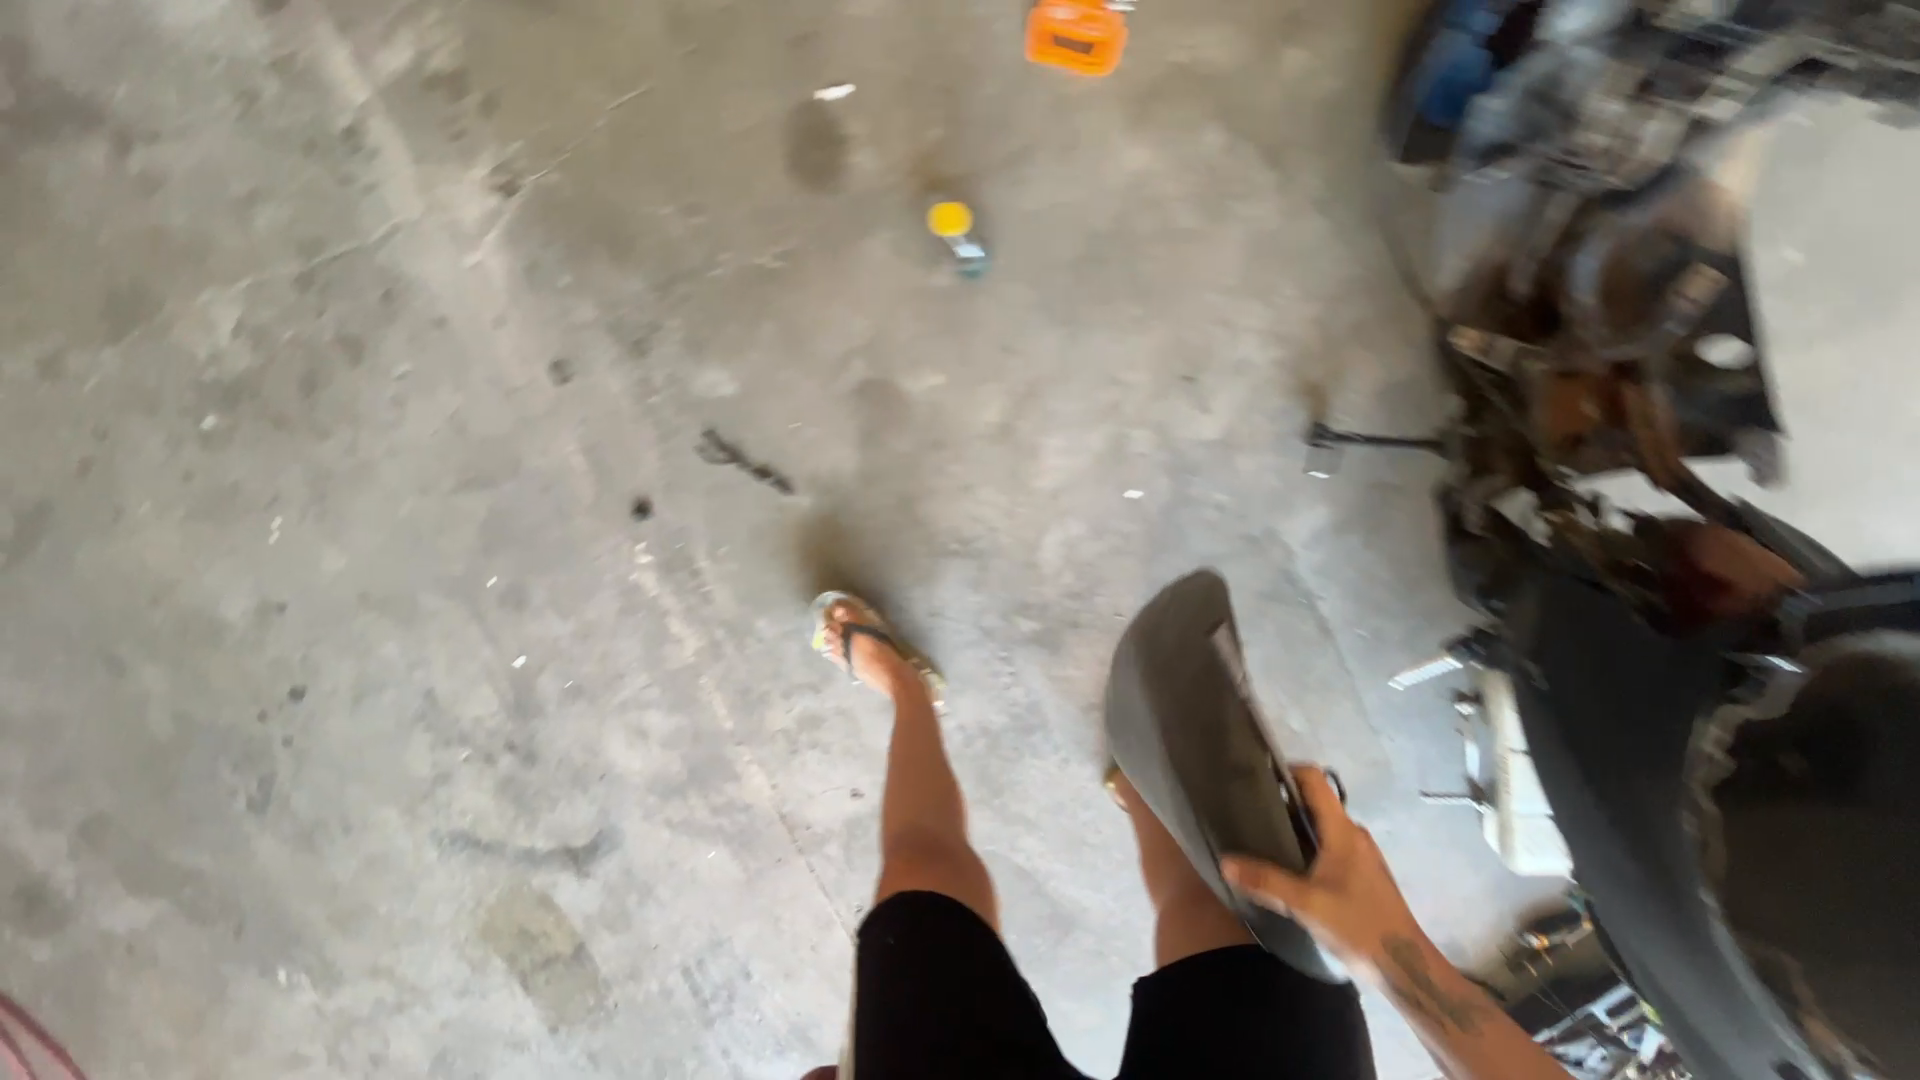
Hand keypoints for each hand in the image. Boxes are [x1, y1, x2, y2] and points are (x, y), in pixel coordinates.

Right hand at [1220, 765, 1424, 974]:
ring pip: (1322, 826)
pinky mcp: (1362, 875)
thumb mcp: (1305, 904)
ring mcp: (1361, 855)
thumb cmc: (1358, 926)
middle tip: (1249, 812)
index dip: (1287, 770)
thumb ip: (1265, 881)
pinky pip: (1330, 846)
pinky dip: (1307, 847)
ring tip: (1262, 840)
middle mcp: (1354, 835)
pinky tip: (1289, 869)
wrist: (1406, 967)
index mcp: (1343, 831)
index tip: (1256, 777)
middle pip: (1315, 802)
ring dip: (1294, 827)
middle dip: (1283, 802)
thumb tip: (1225, 862)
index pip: (1315, 780)